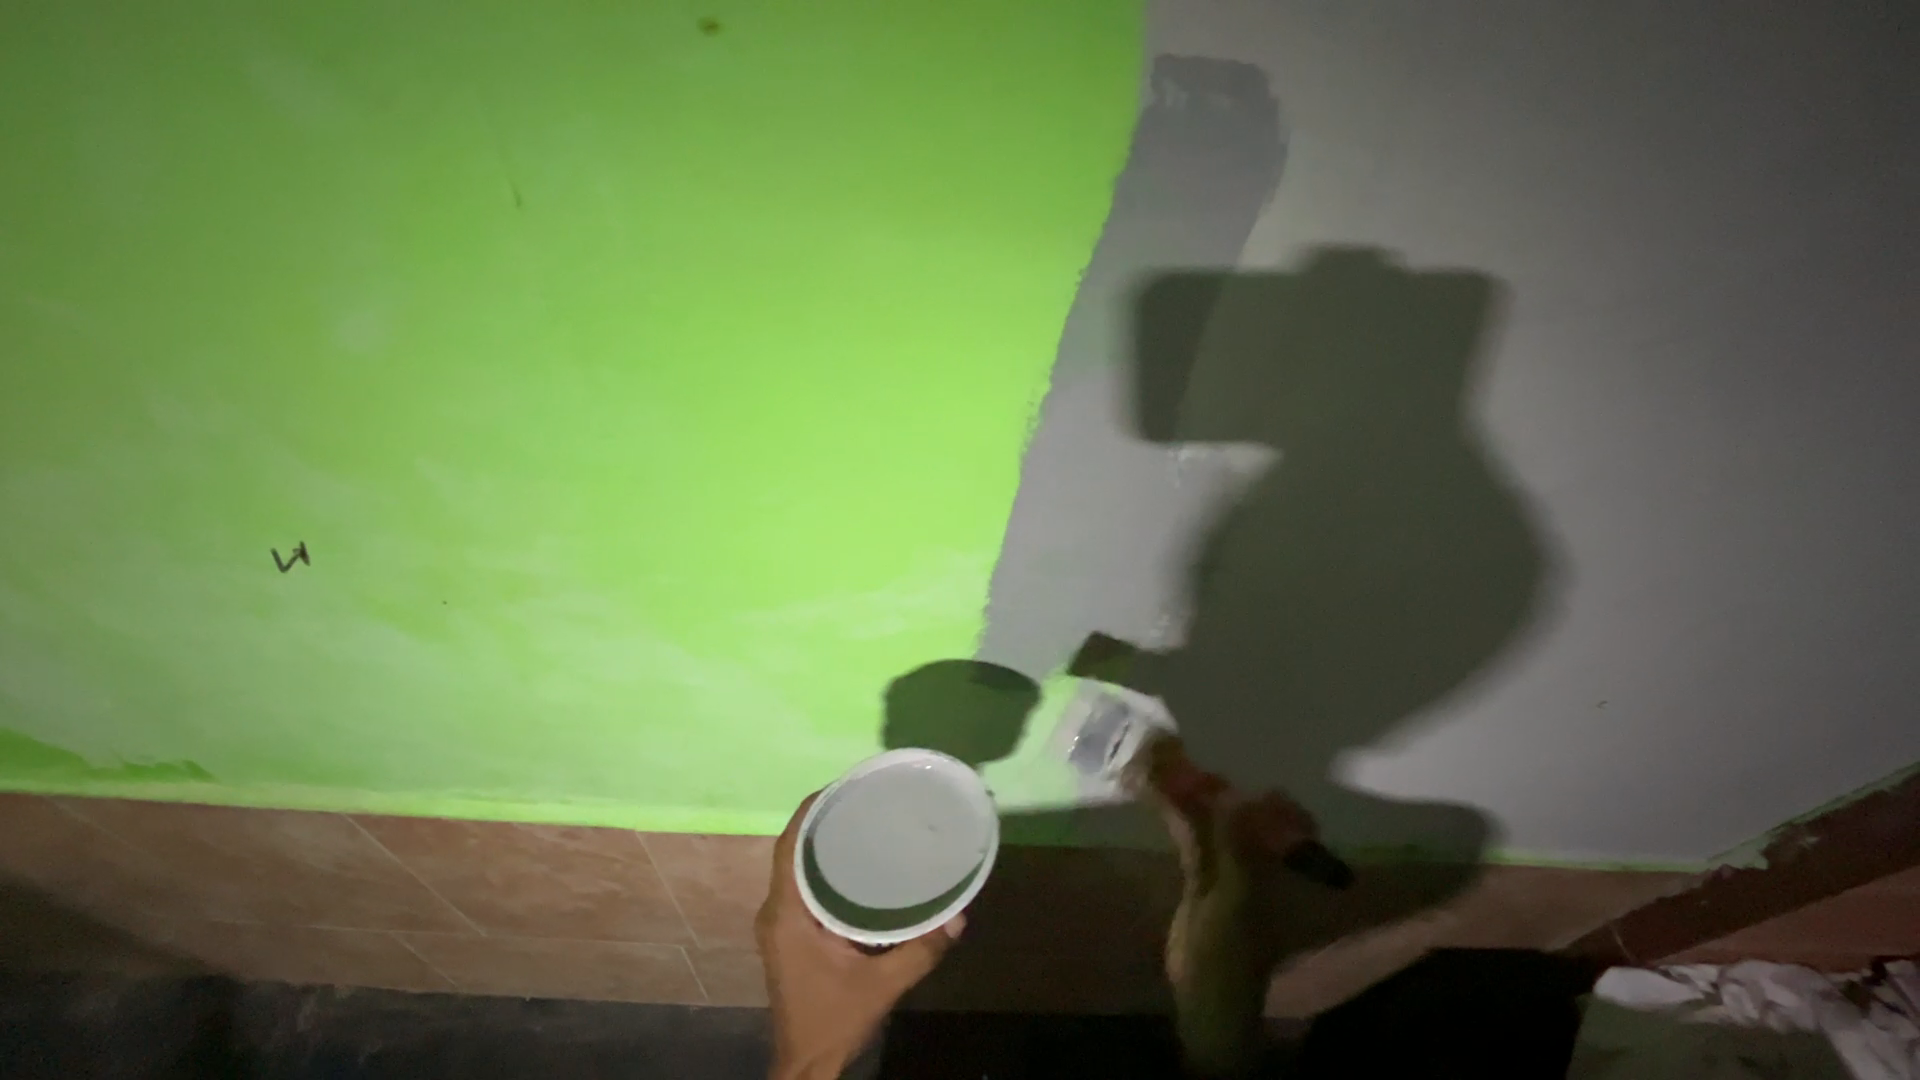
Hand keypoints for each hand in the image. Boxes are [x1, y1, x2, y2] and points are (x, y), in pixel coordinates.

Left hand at [757, 792, 964, 1079]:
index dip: (809, 810)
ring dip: (822, 843)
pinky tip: (857, 864)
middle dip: (823, 820)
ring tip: (862, 821)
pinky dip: (824, 868)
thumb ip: (920, 950)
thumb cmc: (834, 1019)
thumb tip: (958, 916)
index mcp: (787, 914)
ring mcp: (781, 924)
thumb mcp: (882, 986)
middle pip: (793, 850)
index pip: (788, 846)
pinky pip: (803, 886)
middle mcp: (776, 911)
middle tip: (862, 799)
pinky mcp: (790, 935)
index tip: (840, 786)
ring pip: (796, 868)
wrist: (807, 1064)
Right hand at [1125, 735, 1319, 1074]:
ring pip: (1201, 813)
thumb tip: (1227, 792)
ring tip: (1149, 754)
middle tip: (1166, 742)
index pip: (1264, 803)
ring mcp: (1225, 859)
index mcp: (1274, 858)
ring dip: (1178, 787)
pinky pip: (1185, 829)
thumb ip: (1230, 846)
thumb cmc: (1228, 954)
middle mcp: (1255, 850)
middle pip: (1228, 802)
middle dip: (1199, 774)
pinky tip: (1145, 786)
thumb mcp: (1232, 901)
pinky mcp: (1199, 869)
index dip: (1236, 770)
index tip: (1213, 742)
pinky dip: (1167, 808)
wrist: (1206, 997)